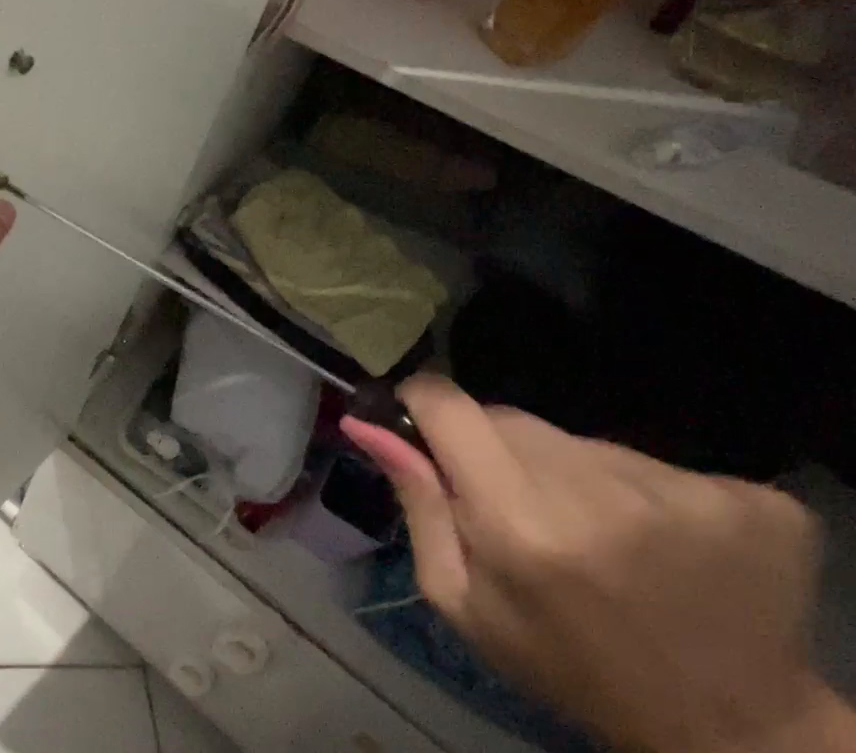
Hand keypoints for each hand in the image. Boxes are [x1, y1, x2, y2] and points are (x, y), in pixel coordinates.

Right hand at [343, 375, 849, 752]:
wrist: (727, 724)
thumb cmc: (562, 662)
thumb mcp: (460, 598)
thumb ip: (417, 503)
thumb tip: (367, 422)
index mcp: (520, 524)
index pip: (451, 408)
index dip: (423, 401)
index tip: (418, 418)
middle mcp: (601, 493)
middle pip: (512, 420)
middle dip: (494, 448)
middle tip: (513, 507)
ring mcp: (687, 492)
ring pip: (581, 440)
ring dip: (567, 470)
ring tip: (591, 531)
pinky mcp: (754, 499)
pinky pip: (654, 462)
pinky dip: (639, 490)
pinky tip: (656, 541)